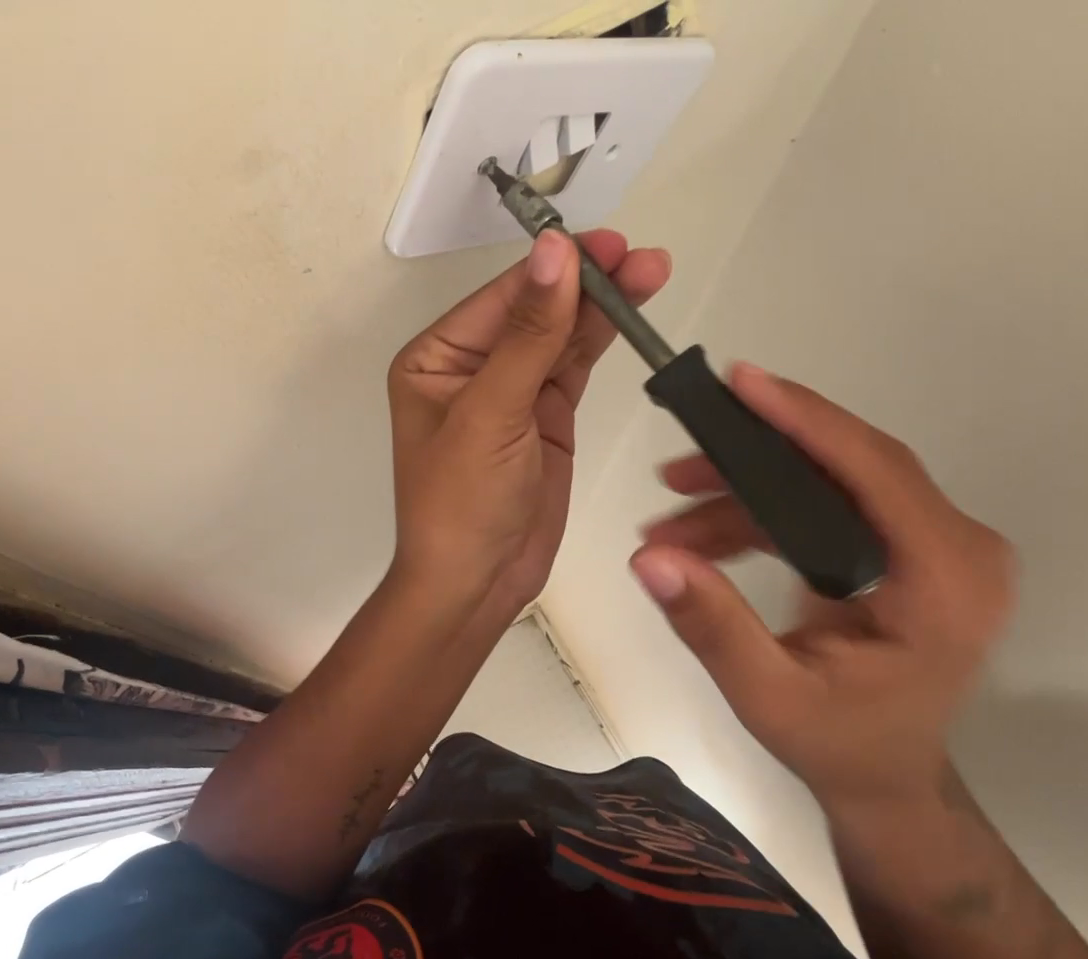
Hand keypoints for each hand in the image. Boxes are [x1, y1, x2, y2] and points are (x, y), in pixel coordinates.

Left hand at [389, 229, 670, 611]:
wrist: (477, 583)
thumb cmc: (460, 504)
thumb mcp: (491, 414)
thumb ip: (529, 334)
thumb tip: (553, 253)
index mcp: (436, 359)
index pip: (501, 299)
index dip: (553, 270)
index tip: (606, 245)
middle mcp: (471, 369)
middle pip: (535, 311)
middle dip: (586, 283)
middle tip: (641, 257)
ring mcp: (511, 393)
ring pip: (561, 337)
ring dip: (603, 307)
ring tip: (651, 272)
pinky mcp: (544, 419)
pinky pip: (574, 368)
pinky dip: (602, 342)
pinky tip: (630, 313)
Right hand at [629, 363, 1015, 808]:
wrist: (884, 780)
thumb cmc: (839, 747)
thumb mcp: (768, 695)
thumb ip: (713, 626)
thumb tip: (650, 559)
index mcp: (946, 582)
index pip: (876, 473)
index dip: (806, 421)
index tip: (742, 384)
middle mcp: (954, 550)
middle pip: (849, 468)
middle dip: (754, 462)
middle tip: (675, 469)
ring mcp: (931, 548)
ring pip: (827, 486)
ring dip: (743, 498)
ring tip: (667, 523)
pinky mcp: (901, 552)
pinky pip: (824, 509)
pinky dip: (759, 518)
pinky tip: (700, 539)